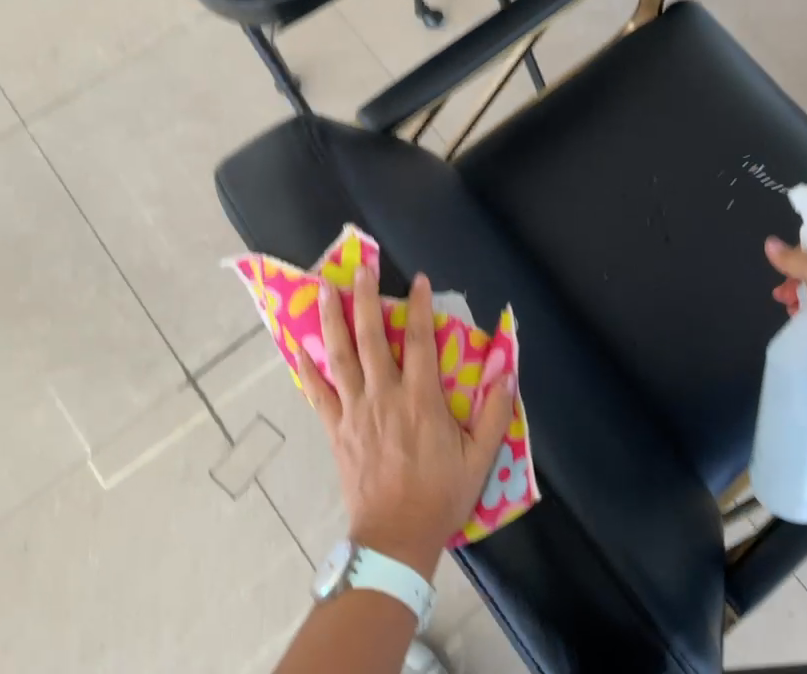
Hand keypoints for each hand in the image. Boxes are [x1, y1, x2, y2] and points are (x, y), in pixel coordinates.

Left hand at [297, 267, 517, 579]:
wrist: (395, 538)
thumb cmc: (441, 495)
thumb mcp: (480, 457)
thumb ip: (494, 411)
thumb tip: (506, 369)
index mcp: (421, 399)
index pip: (419, 341)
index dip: (420, 307)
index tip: (419, 280)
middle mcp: (384, 396)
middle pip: (371, 337)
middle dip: (366, 298)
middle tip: (363, 268)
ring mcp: (355, 412)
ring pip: (340, 357)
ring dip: (332, 320)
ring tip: (325, 289)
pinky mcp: (336, 430)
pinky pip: (318, 393)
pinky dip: (308, 369)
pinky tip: (300, 347)